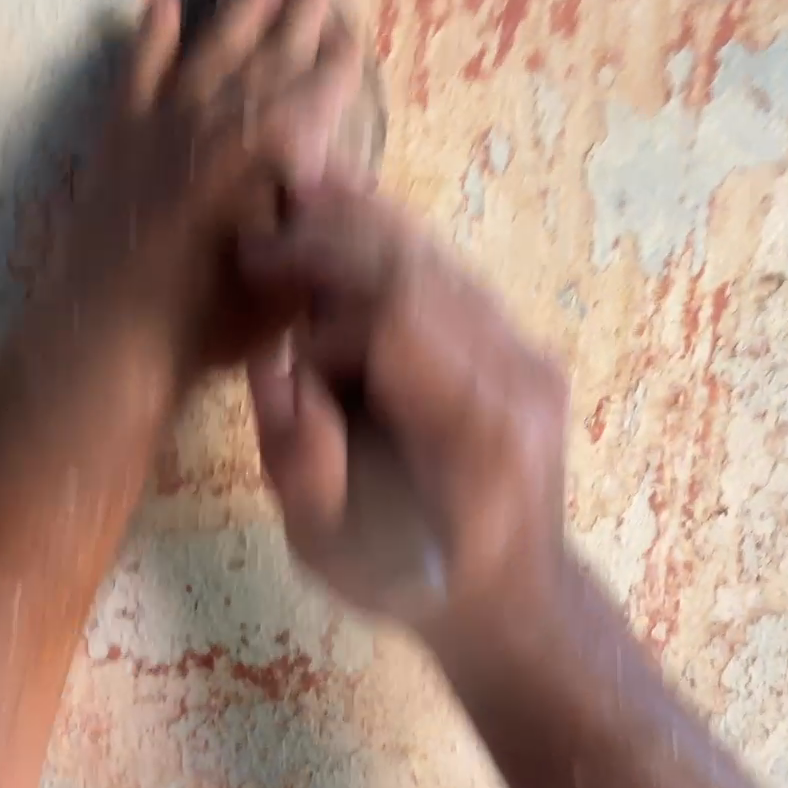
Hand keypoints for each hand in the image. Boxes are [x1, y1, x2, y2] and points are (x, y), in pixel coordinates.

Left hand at [29, 0, 361, 373]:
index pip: (318, 91)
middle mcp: (223, 120)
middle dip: (300, 12)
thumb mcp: (283, 285)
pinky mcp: (119, 135)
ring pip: (214, 46)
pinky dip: (153, 31)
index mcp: (273, 153)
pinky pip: (139, 67)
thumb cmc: (205, 324)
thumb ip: (308, 233)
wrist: (111, 336)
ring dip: (243, 6)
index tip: (349, 35)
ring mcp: (166, 121)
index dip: (337, 63)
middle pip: (273, 53)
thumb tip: (318, 195)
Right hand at [240, 179, 571, 656]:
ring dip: (363, 229)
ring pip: (438, 260)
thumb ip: (299, 463)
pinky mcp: (520, 349)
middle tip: (267, 219)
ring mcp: (528, 355)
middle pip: (422, 265)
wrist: (508, 590)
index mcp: (473, 428)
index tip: (259, 272)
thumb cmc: (409, 580)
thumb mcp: (330, 552)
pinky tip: (346, 230)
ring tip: (301, 196)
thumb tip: (274, 365)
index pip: (399, 308)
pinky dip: (389, 254)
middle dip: (335, 233)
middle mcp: (516, 374)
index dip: (321, 277)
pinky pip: (447, 281)